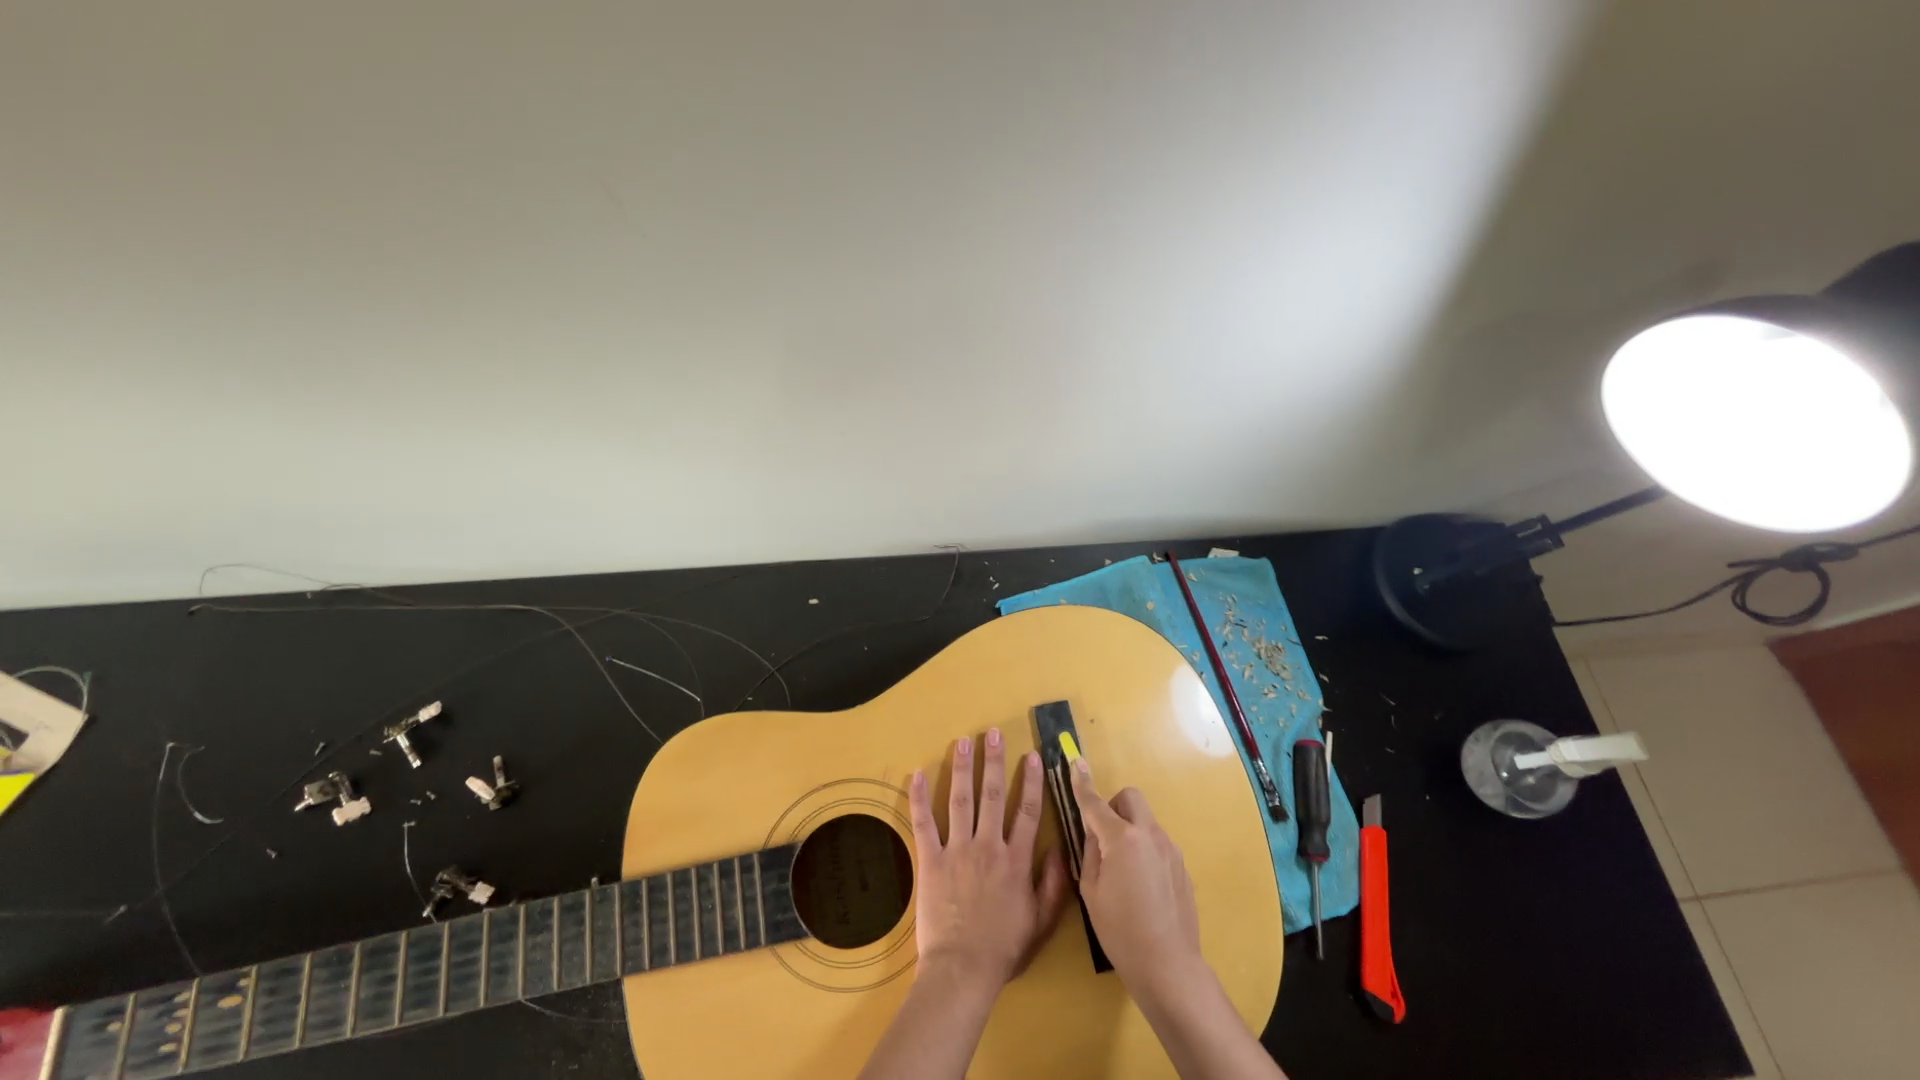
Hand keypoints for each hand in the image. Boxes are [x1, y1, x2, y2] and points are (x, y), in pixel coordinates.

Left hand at [908, 729, 1071, 993]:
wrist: (963, 968)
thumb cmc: (1004, 949)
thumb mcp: (1043, 921)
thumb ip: (1055, 883)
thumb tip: (1062, 849)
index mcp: (1016, 860)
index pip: (1027, 810)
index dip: (1031, 781)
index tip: (1033, 756)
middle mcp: (988, 846)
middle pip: (993, 795)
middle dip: (994, 761)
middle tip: (993, 733)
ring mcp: (957, 851)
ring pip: (960, 799)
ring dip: (962, 767)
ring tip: (963, 741)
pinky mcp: (930, 860)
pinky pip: (924, 823)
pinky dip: (919, 797)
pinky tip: (916, 774)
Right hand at [1069, 759, 1204, 997]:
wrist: (1168, 965)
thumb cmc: (1120, 930)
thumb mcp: (1091, 891)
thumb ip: (1091, 852)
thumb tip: (1094, 832)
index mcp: (1123, 839)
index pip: (1096, 803)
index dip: (1082, 783)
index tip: (1075, 761)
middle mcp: (1150, 835)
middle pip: (1131, 798)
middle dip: (1114, 806)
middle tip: (1102, 835)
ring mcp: (1171, 850)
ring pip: (1145, 822)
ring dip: (1129, 830)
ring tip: (1121, 870)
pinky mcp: (1182, 866)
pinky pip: (1157, 844)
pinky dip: (1144, 850)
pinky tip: (1140, 886)